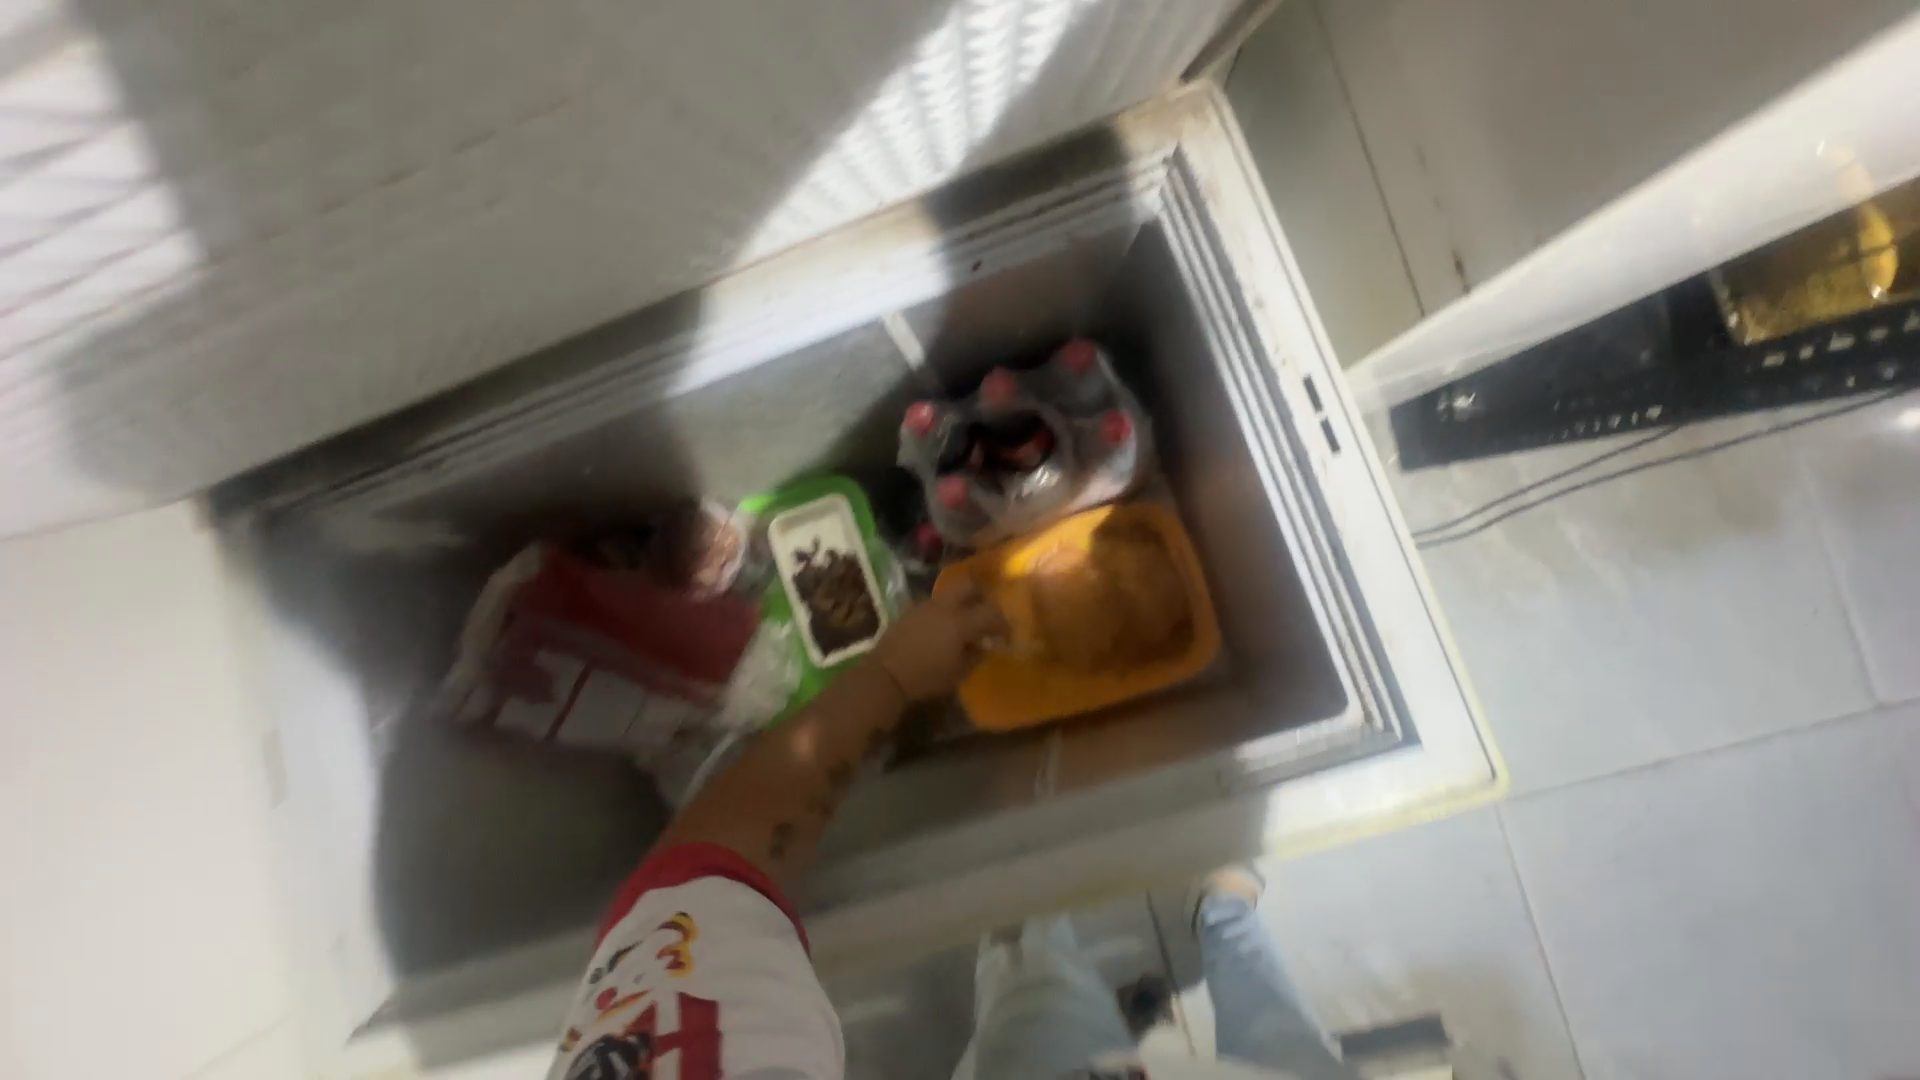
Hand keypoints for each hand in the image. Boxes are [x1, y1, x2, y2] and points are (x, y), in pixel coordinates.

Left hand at [872, 580, 1007, 700]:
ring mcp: (925, 605)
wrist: (885, 675)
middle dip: (981, 596)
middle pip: (969, 585)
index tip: (1006, 635)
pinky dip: (944, 611)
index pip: (991, 614)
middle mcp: (944, 606)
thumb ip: (976, 655)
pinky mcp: (910, 610)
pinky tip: (942, 628)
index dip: (1003, 624)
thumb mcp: (958, 673)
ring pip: (949, 593)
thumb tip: (985, 645)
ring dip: (961, 603)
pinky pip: (934, 603)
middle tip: (986, 614)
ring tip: (963, 622)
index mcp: (960, 622)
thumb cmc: (925, 678)